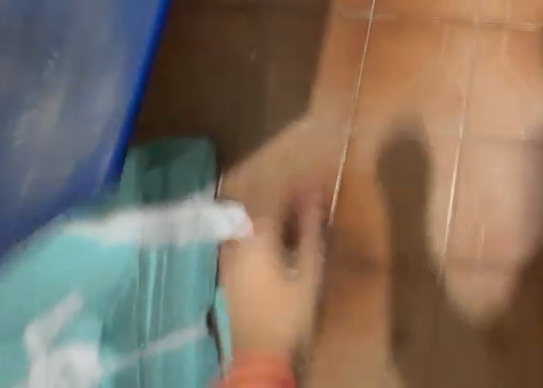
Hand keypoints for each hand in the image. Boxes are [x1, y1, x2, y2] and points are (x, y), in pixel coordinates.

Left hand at [220, 197, 326, 358]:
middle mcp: (237, 248)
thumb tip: (316, 195)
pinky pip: (241, 244)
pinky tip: (272, 243)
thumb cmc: (289, 312)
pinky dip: (257, 236)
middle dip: (280, 202)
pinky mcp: (227, 279)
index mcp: (257, 242)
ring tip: (289, 218)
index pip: (274, 202)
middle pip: (257, 213)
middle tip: (303, 199)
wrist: (260, 358)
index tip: (312, 184)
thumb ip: (311, 230)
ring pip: (247, 229)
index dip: (294, 190)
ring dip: (268, 218)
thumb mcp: (309, 269)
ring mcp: (228, 265)